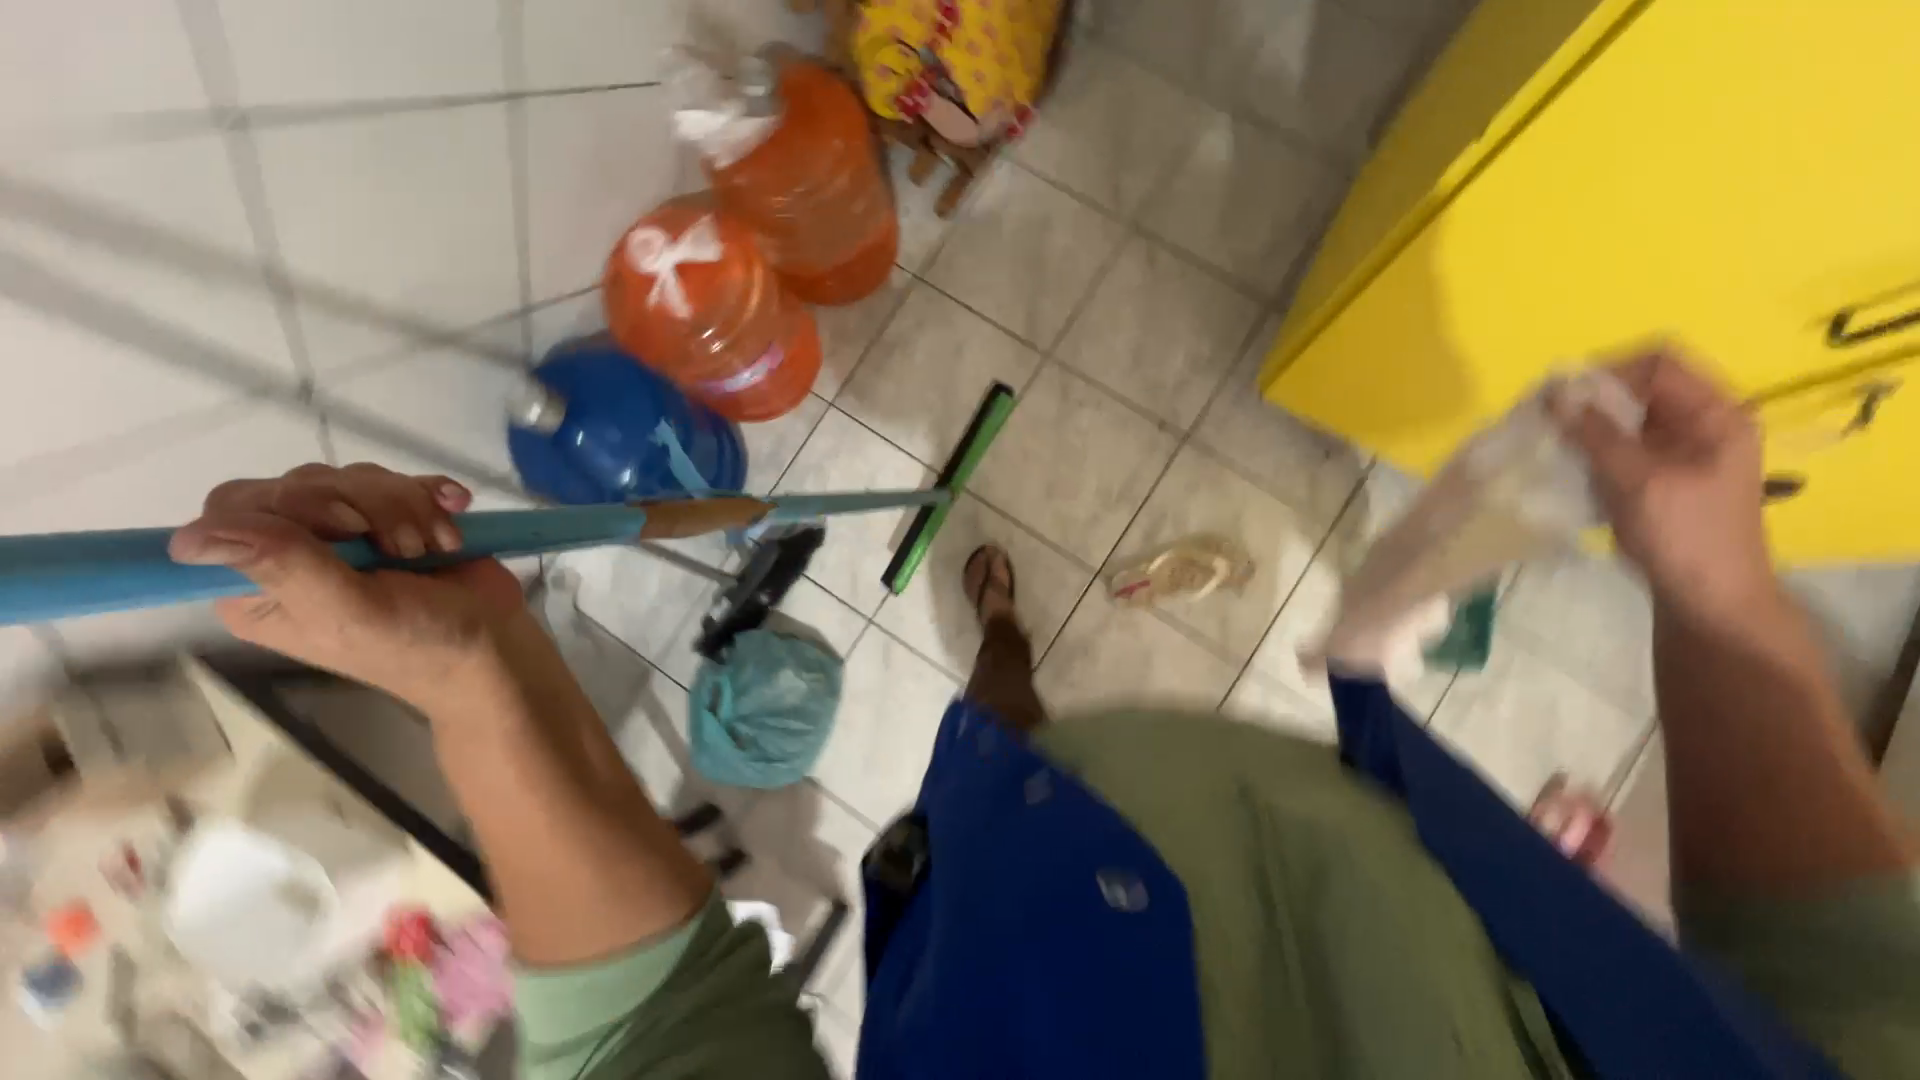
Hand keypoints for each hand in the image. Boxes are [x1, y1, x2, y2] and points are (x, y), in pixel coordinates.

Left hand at [169, 463, 528, 708]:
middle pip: (305, 483)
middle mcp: (296, 552)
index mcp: (259, 583)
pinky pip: (406, 480)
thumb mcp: (345, 613)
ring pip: (359, 477)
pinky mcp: (400, 520)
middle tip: (405, 549)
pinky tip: (455, 515)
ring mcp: (352, 533)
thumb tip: (189, 539)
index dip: (295, 504)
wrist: (494, 648)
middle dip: (369, 506)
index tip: (349, 529)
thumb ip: (283, 567)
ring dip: (409, 507)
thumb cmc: (416, 644)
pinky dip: (435, 496)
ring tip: (435, 548)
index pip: (240, 508)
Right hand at [1561, 348, 1776, 623]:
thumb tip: (1554, 393)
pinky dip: (1585, 450)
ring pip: (1619, 419)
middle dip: (1588, 400)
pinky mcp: (1650, 476)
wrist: (1707, 598)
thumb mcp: (1641, 480)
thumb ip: (1597, 434)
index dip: (1610, 372)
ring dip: (1581, 427)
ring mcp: (1673, 452)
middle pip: (1636, 388)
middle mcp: (1696, 424)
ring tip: (1546, 442)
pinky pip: (1613, 447)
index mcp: (1714, 416)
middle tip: (1544, 419)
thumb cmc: (1685, 536)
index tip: (1563, 397)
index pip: (1659, 363)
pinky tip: (1561, 465)